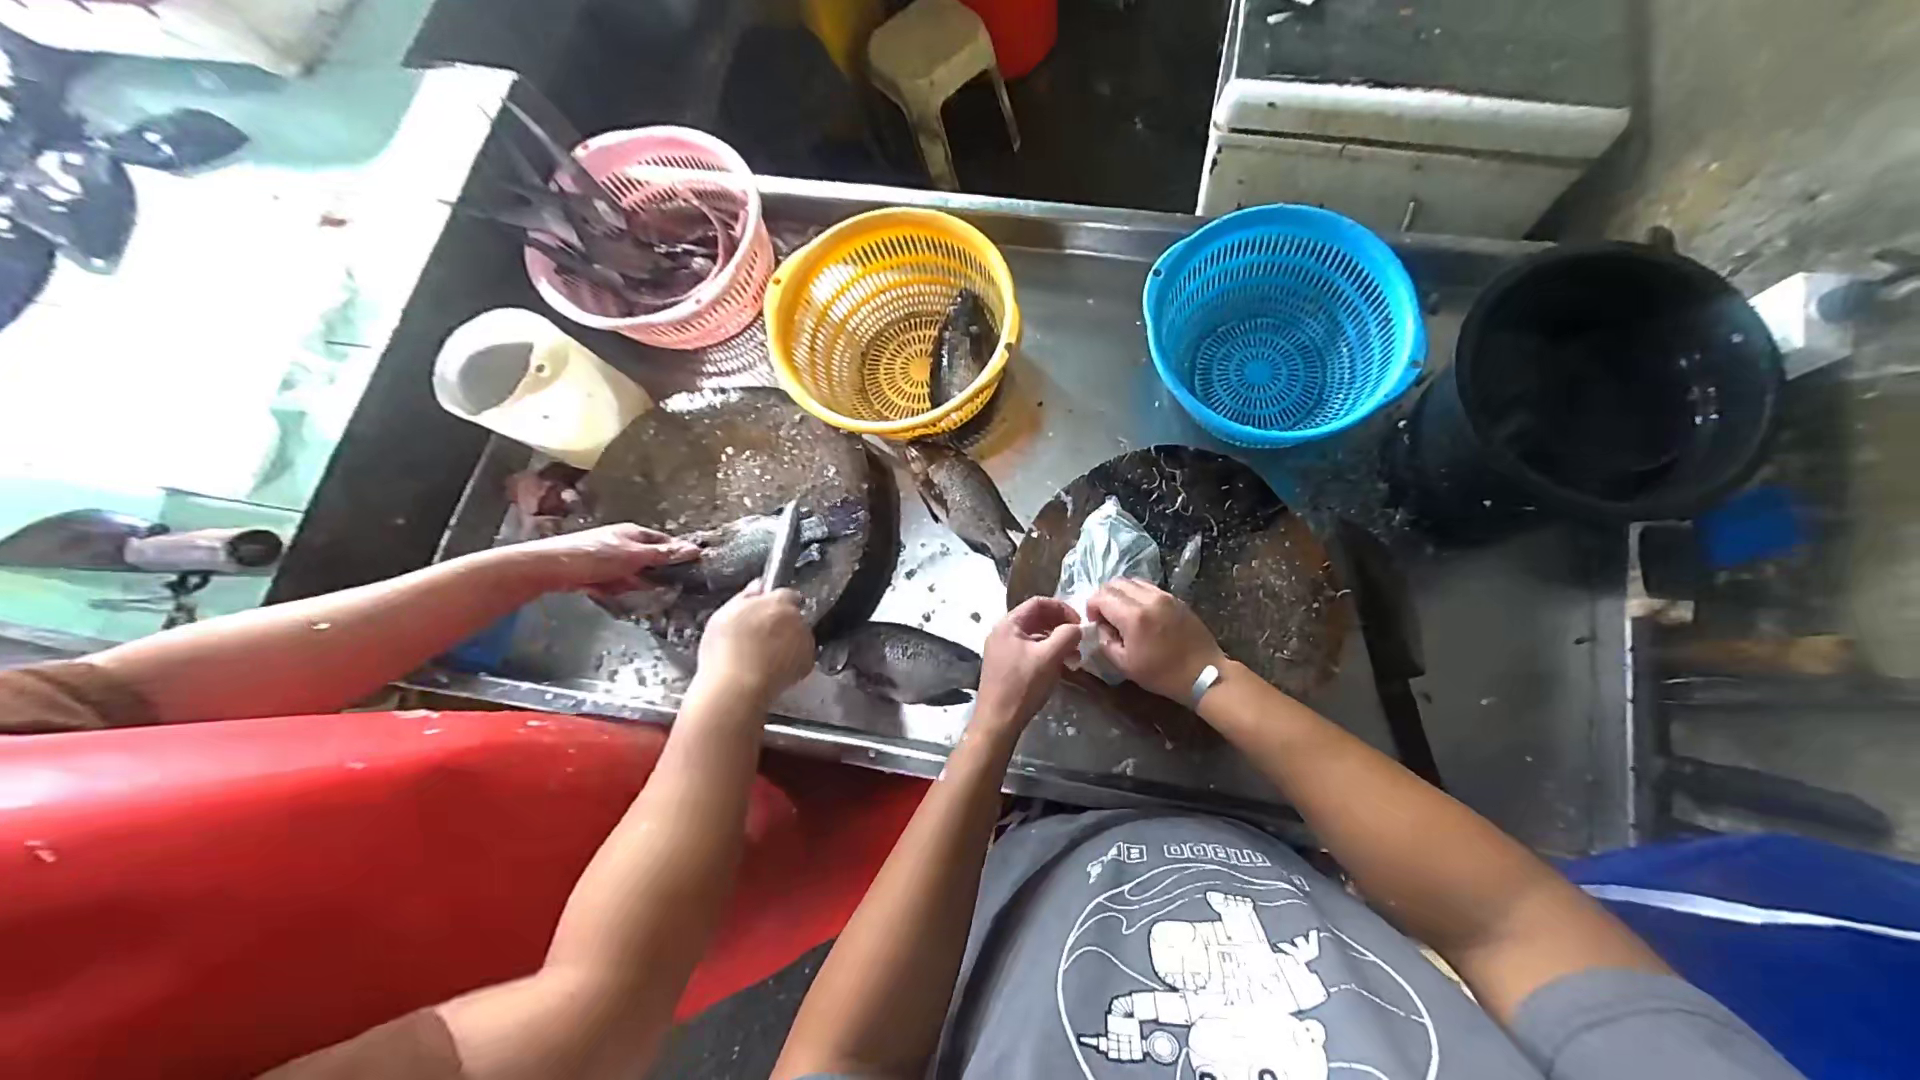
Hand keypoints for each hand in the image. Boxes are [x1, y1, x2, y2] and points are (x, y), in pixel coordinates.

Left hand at [514, 523, 698, 592]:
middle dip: (649, 576)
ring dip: (628, 585)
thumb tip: (695, 549)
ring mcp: (607, 558)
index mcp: (634, 533)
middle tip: (651, 586)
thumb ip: (665, 555)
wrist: (549, 568)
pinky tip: (602, 590)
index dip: (676, 555)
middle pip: (648, 562)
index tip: (688, 570)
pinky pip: (613, 584)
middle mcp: (622, 543)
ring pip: (631, 576)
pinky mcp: (594, 573)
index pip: (665, 542)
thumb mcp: (636, 555)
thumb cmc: (594, 556)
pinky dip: (611, 589)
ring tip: (618, 587)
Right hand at [696, 583, 814, 704]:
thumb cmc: (724, 650)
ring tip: (762, 657)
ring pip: (798, 636)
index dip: (774, 604)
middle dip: (780, 623)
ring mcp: (805, 642)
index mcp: (778, 603)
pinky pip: (800, 656)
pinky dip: (791, 661)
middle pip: (792, 616)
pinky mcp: (807, 664)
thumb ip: (746, 596)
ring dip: (787, 641)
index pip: (785, 594)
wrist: (737, 688)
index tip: (762, 614)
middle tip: (758, 638)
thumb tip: (759, 585)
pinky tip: (771, 669)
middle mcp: (797, 619)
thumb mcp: (723, 615)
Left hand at [975, 597, 1082, 732]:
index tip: (1079, 623)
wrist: (998, 720)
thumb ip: (1066, 636)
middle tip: (1078, 640)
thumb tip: (1077, 628)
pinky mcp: (1005, 665)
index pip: (1038, 603)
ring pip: (1034, 636)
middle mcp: (1002, 632)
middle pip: (1036, 618)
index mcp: (1008, 624)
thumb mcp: (1049, 657)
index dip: (1062, 608)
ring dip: (1055, 641)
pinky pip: (1029, 650)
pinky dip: (1046, 653)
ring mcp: (1002, 649)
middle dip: (1060, 626)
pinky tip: (1059, 666)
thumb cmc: (1023, 685)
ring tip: (1073, 656)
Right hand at [1084, 578, 1225, 702]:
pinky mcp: (1176, 599)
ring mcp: (1164, 596)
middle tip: (1106, 617)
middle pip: (1115, 583)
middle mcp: (1148, 599)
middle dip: (1104, 597)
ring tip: (1123, 614)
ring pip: (1132, 581)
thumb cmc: (1162, 674)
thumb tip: (1099, 627)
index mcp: (1133, 616)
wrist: (1203, 673)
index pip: (1101, 596)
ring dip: (1121, 594)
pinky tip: (1141, 613)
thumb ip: (1105, 642)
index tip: (1096, 623)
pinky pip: (1148, 587)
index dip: (1091, 607)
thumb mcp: (1124, 665)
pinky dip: (1137, 595)